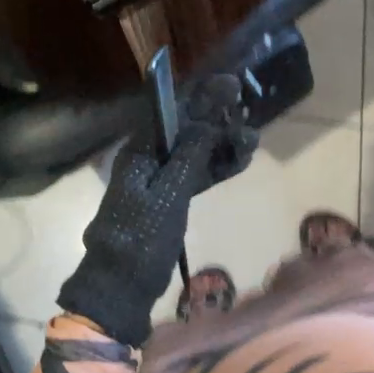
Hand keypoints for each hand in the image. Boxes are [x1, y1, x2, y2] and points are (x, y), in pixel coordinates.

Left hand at [57, 76, 254, 345]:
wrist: (121, 287)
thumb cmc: (140, 238)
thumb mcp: (167, 196)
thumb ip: (188, 159)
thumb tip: (205, 124)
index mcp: (139, 153)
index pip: (171, 113)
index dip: (200, 97)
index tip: (228, 85)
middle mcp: (148, 161)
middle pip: (185, 130)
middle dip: (215, 118)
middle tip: (245, 105)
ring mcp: (159, 182)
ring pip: (194, 154)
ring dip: (221, 145)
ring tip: (252, 137)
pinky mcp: (169, 202)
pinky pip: (196, 177)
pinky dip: (216, 169)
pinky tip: (241, 161)